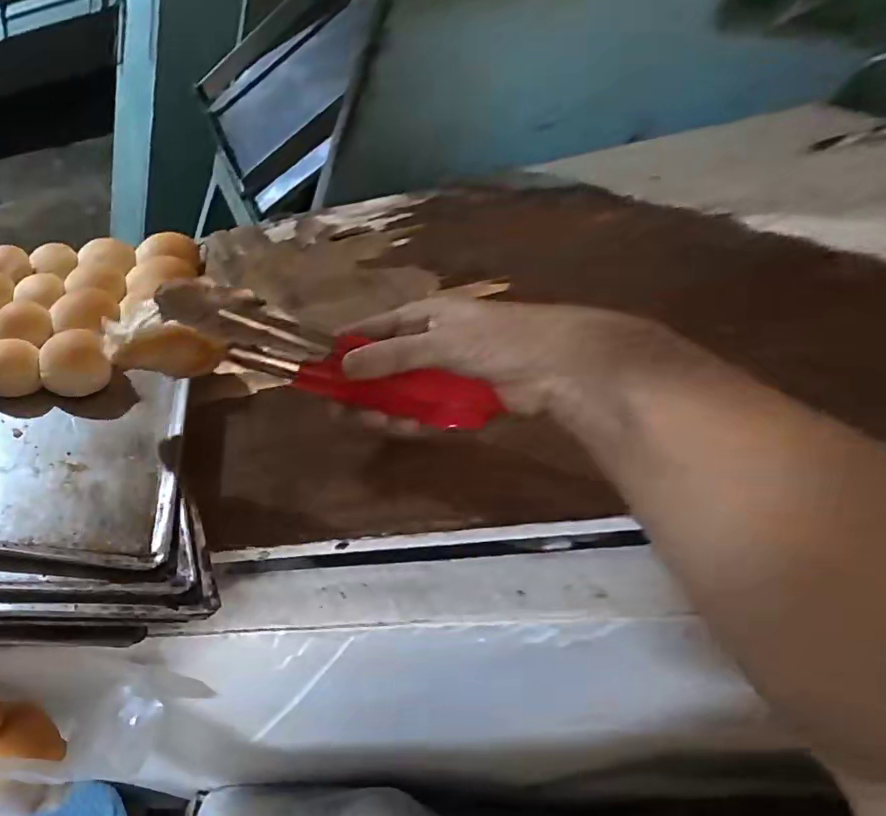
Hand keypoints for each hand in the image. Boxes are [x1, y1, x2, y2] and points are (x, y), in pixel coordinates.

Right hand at [339, 298, 713, 429]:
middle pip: (380, 367)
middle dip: (360, 389)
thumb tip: (341, 365)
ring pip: (398, 394)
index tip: (319, 368)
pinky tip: (407, 428)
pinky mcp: (458, 400)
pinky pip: (423, 412)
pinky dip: (412, 421)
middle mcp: (429, 343)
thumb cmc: (502, 339)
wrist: (566, 366)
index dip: (345, 347)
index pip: (372, 329)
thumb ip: (389, 356)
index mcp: (424, 317)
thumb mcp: (439, 342)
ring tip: (374, 423)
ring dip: (383, 410)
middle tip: (339, 410)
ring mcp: (444, 374)